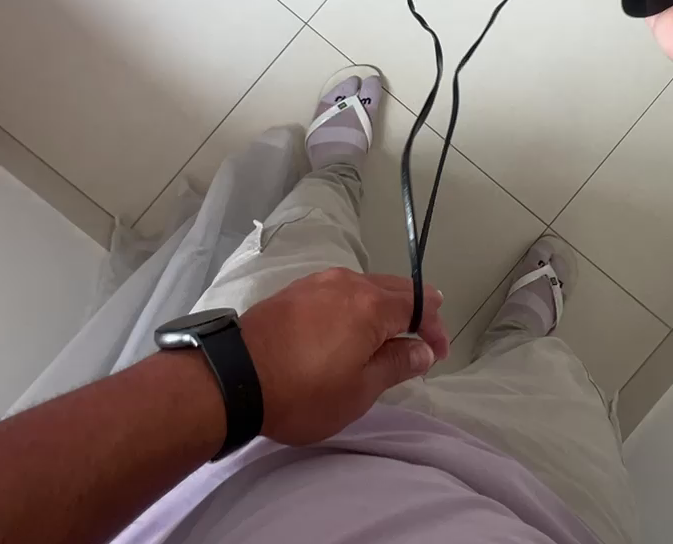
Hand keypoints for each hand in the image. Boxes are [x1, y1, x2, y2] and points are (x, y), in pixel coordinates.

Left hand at [236, 269, 449, 445]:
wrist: (234, 377)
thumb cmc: (303, 391)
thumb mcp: (358, 390)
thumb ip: (396, 364)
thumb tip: (423, 349)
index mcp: (371, 304)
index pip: (419, 305)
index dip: (435, 328)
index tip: (438, 354)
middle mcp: (350, 282)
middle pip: (396, 288)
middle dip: (416, 313)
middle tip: (423, 343)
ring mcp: (321, 281)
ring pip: (368, 286)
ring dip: (386, 307)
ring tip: (390, 335)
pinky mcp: (298, 289)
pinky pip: (342, 289)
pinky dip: (359, 304)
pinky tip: (352, 326)